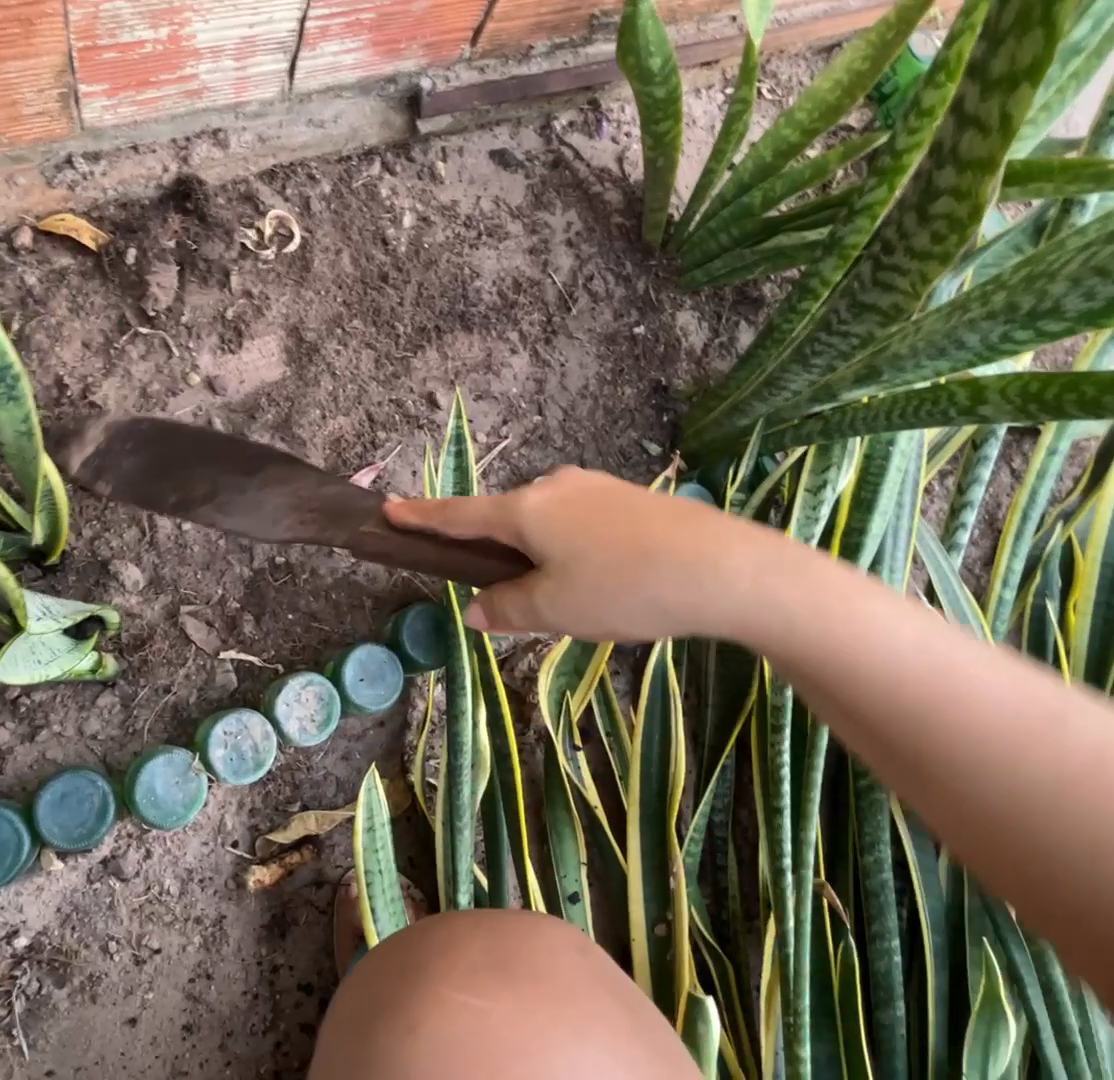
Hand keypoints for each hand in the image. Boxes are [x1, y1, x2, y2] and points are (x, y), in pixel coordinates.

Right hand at [383, 466, 780, 641]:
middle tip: (506, 595)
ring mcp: (595, 487)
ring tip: (569, 598)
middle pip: (505, 518)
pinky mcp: (629, 498)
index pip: (458, 515)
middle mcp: (555, 487)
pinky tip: (603, 579)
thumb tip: (475, 610)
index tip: (387, 509)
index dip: (421, 517)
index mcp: (525, 510)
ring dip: (538, 553)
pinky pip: (579, 522)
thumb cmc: (625, 589)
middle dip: (495, 551)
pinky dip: (571, 549)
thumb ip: (506, 608)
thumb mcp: (555, 610)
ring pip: (545, 522)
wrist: (726, 568)